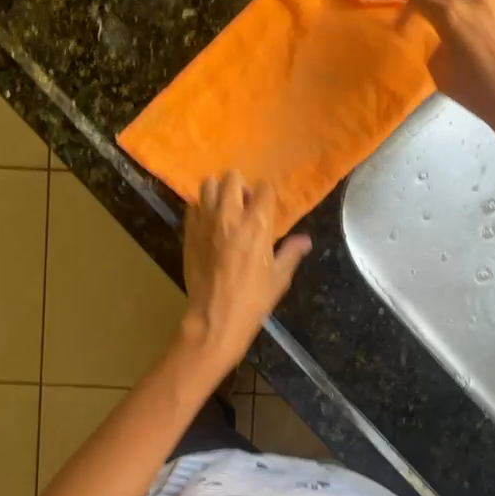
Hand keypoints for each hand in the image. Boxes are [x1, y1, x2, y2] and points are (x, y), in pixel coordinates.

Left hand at [179, 172, 311, 371]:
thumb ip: (291, 253)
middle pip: (232, 177)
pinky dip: (202, 209)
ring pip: (208, 185)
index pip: (264, 188)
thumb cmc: (252, 300)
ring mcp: (205, 222)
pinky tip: (208, 224)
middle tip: (243, 204)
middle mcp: (230, 215)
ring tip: (224, 209)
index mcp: (257, 224)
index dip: (266, 195)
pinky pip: (193, 206)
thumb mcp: (279, 278)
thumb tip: (306, 240)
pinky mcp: (188, 232)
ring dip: (218, 192)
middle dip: (240, 186)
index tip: (265, 207)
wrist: (214, 318)